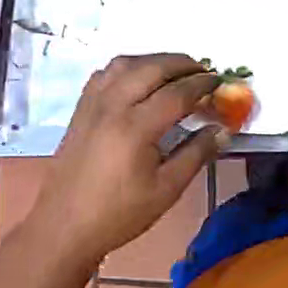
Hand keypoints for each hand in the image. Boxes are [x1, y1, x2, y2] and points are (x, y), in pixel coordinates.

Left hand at [26, 54, 226, 268]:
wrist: (65, 226)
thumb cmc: (119, 213)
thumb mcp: (166, 189)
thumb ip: (196, 154)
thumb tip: (223, 129)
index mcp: (136, 127)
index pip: (177, 93)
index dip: (203, 85)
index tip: (221, 83)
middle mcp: (113, 106)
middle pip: (152, 67)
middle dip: (182, 64)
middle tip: (204, 72)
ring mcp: (93, 103)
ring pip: (126, 63)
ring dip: (154, 61)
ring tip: (175, 72)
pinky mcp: (81, 108)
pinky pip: (106, 73)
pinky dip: (128, 68)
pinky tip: (139, 79)